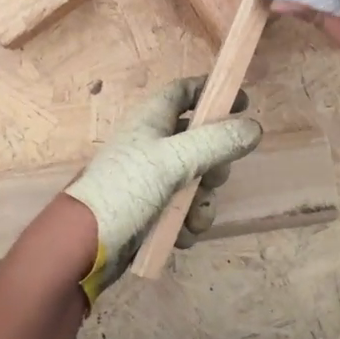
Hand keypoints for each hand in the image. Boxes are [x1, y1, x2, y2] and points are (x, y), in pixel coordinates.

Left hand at [61, 77, 261, 303]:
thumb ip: (216, 143)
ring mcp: (150, 178)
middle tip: (214, 178)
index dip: (212, 92)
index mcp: (152, 119)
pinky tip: (181, 235)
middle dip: (214, 162)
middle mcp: (152, 143)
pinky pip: (181, 209)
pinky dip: (186, 222)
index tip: (243, 104)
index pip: (185, 92)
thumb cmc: (125, 190)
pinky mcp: (150, 209)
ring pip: (194, 179)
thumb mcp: (174, 161)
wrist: (85, 246)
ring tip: (194, 218)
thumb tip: (254, 127)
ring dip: (201, 201)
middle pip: (198, 140)